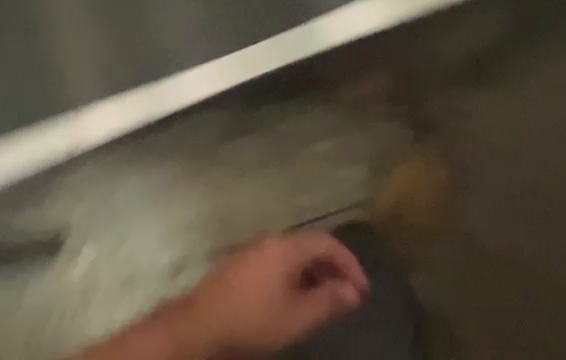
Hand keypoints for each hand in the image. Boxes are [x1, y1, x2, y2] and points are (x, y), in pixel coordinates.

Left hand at [162, 232, 369, 357]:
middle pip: (310, 245)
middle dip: (334, 269)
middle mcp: (269, 240)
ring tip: (329, 301)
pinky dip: (296, 277)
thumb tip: (352, 290)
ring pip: (293, 255)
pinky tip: (299, 300)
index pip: (327, 242)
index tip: (364, 291)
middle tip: (351, 297)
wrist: (200, 325)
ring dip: (315, 274)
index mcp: (285, 246)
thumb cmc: (253, 320)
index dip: (350, 263)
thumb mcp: (298, 317)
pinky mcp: (241, 265)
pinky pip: (278, 263)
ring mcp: (252, 250)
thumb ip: (328, 301)